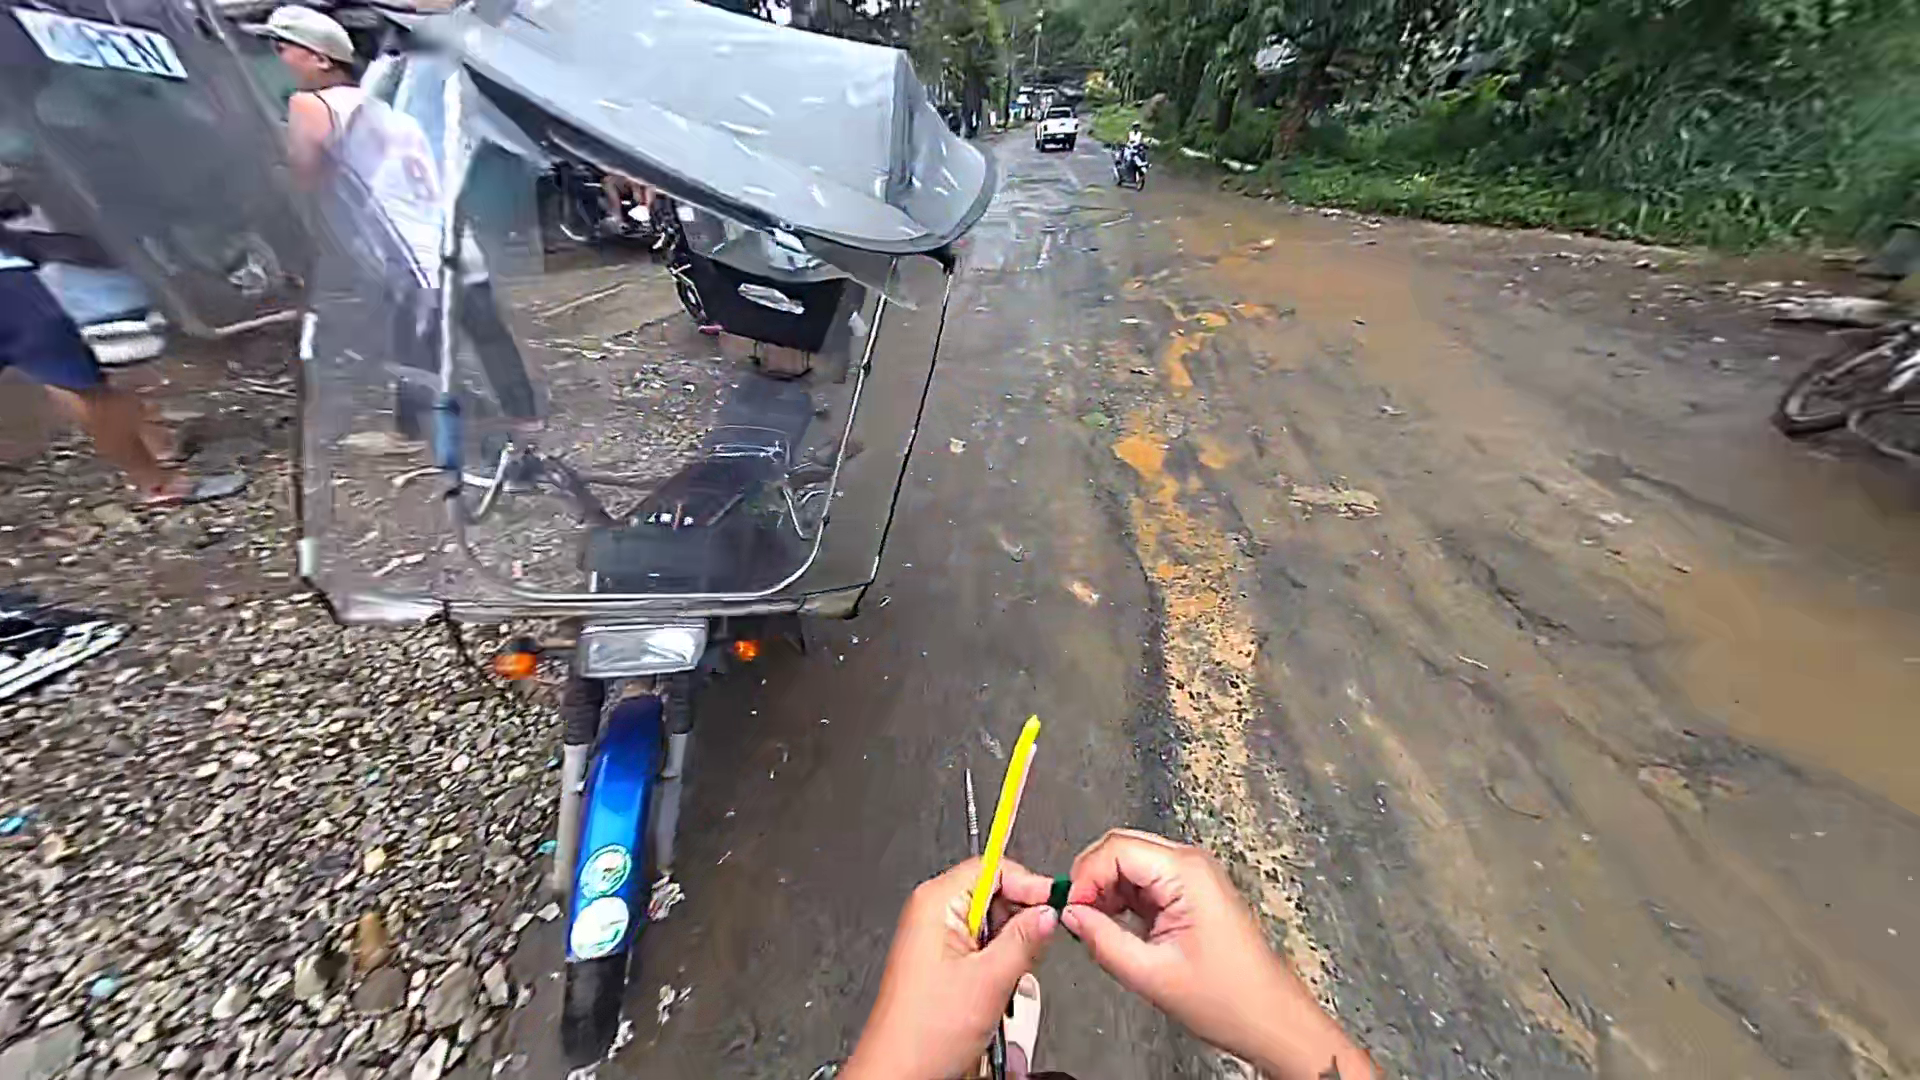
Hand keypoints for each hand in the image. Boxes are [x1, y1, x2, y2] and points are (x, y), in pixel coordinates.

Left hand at [842, 857, 1058, 1079]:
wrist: (896, 1077)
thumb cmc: (923, 1034)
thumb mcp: (988, 982)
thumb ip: (1023, 940)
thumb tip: (1047, 912)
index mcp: (937, 900)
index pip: (992, 867)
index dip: (1026, 883)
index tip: (1053, 903)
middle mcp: (933, 909)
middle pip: (992, 893)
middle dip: (1018, 921)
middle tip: (1035, 947)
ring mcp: (934, 933)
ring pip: (988, 921)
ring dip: (1008, 946)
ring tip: (1008, 979)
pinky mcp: (939, 956)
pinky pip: (978, 943)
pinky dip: (995, 962)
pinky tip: (996, 988)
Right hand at [1064, 829, 1372, 1079]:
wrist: (1276, 1022)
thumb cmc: (1231, 1000)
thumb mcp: (1155, 976)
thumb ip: (1104, 941)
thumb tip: (1071, 915)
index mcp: (1185, 871)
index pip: (1116, 849)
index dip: (1086, 875)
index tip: (1071, 907)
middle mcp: (1187, 861)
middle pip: (1119, 848)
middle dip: (1093, 879)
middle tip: (1077, 915)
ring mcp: (1188, 872)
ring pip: (1127, 861)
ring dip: (1105, 889)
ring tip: (1097, 925)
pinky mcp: (1186, 887)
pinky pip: (1141, 878)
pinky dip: (1121, 897)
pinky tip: (1116, 923)